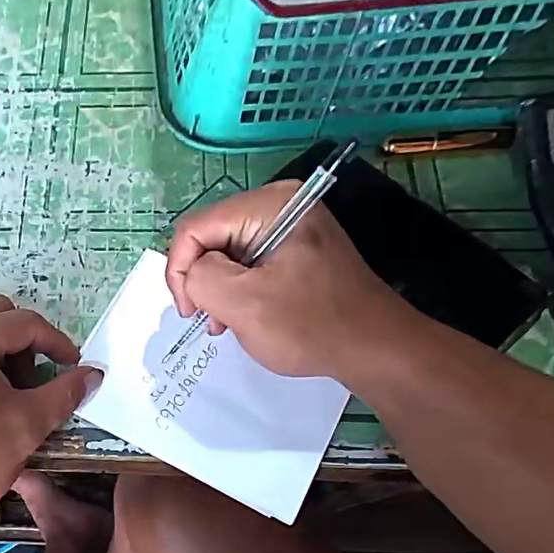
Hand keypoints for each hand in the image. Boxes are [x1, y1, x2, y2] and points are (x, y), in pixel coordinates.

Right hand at [166, 181, 410, 380]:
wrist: (373, 347)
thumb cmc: (311, 326)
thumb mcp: (244, 304)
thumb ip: (201, 278)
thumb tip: (193, 272)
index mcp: (268, 205)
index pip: (194, 228)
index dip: (180, 271)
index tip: (190, 312)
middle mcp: (278, 206)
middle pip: (210, 238)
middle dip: (202, 281)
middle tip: (210, 320)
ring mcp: (289, 227)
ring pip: (226, 254)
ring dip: (218, 291)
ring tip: (226, 324)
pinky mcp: (296, 251)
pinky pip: (249, 265)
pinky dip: (238, 292)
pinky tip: (244, 317)